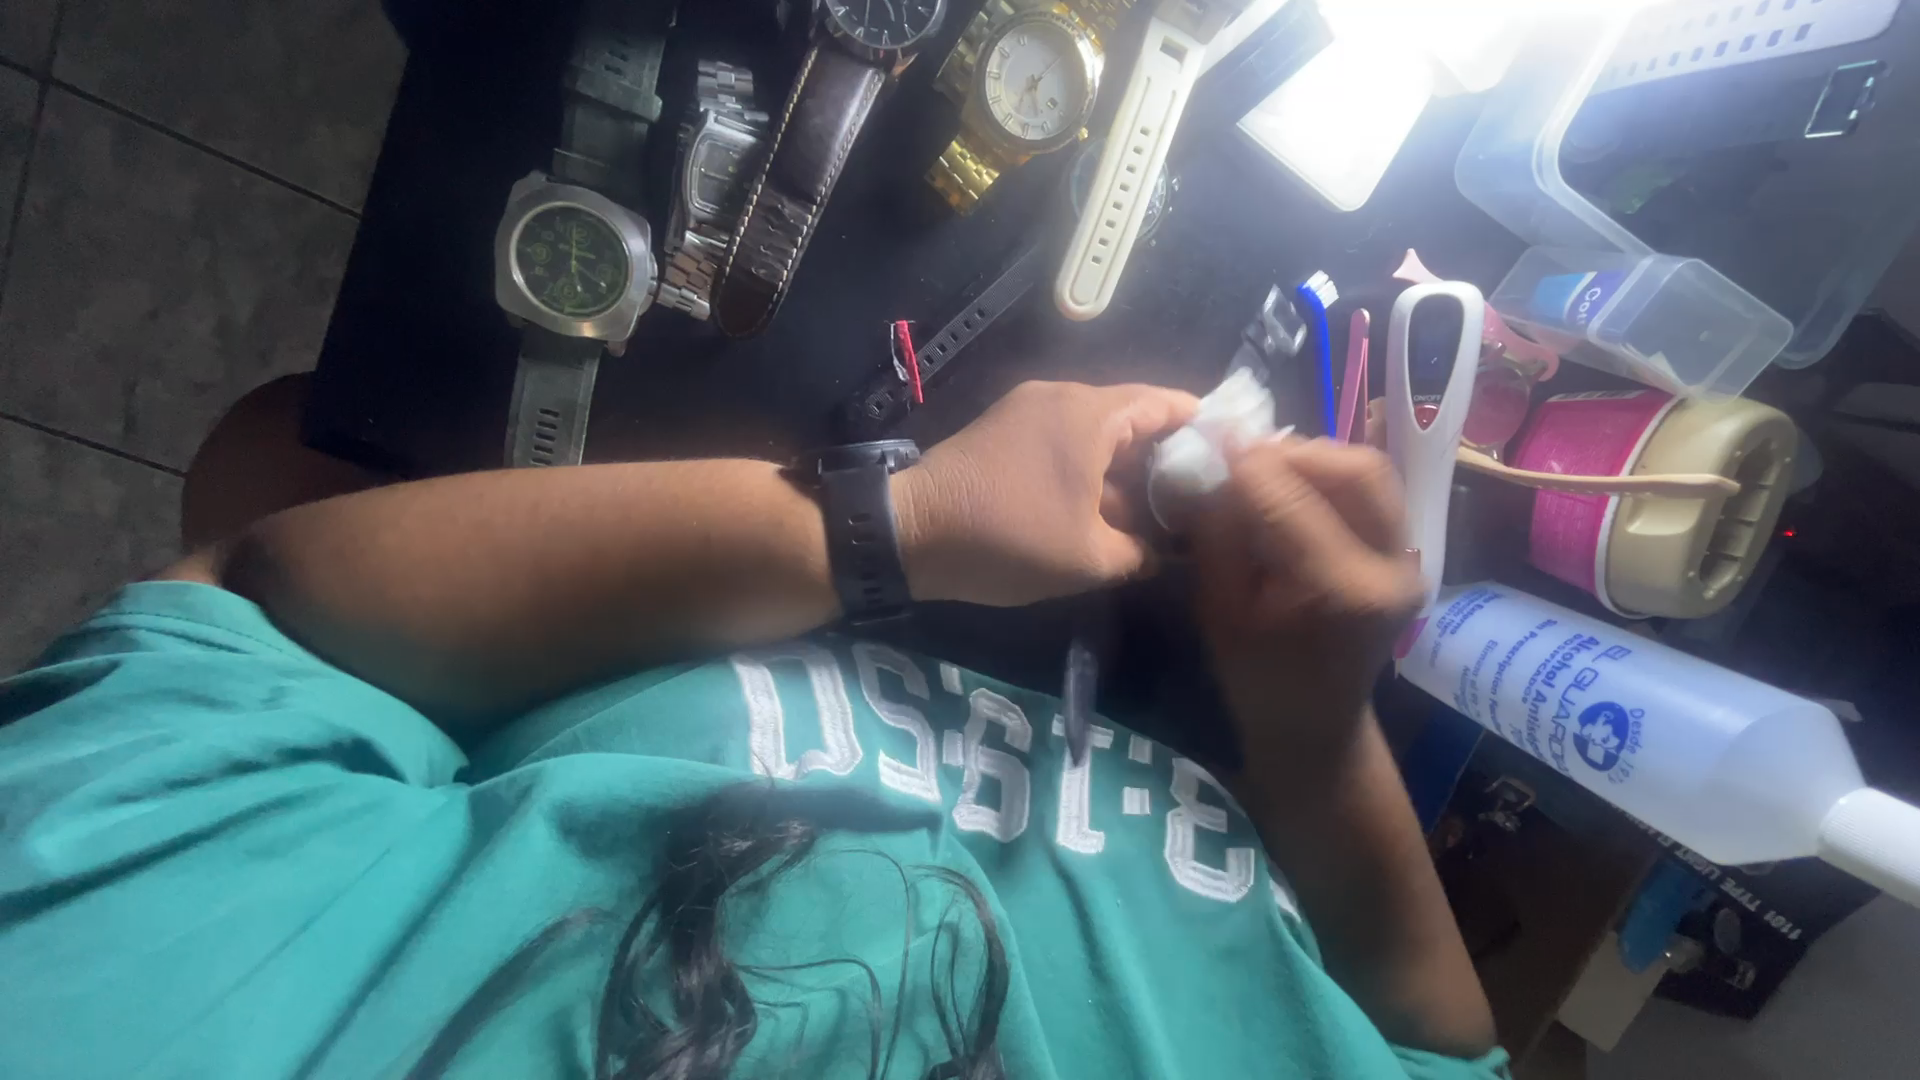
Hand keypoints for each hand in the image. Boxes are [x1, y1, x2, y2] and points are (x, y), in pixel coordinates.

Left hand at [893, 381, 1197, 606]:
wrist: (908, 534)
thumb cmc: (1006, 539)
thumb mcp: (1088, 558)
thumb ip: (1141, 551)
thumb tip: (1163, 550)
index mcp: (1090, 413)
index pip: (1168, 403)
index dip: (1204, 431)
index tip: (1228, 464)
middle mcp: (1061, 396)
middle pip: (1134, 417)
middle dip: (1166, 459)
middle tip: (1196, 501)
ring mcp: (1027, 410)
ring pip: (1097, 433)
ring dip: (1126, 470)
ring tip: (1156, 514)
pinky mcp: (1003, 431)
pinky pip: (1064, 442)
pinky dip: (1090, 469)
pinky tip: (1105, 509)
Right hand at [1189, 437, 1424, 776]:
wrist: (1314, 724)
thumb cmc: (1254, 677)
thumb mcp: (1217, 608)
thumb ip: (1217, 534)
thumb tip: (1210, 468)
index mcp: (1337, 590)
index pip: (1290, 498)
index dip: (1248, 462)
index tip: (1212, 440)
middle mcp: (1389, 568)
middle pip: (1357, 469)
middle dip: (1295, 450)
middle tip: (1246, 457)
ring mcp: (1408, 561)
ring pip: (1372, 473)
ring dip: (1316, 459)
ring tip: (1268, 472)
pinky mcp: (1407, 556)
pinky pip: (1372, 494)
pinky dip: (1330, 479)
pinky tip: (1293, 493)